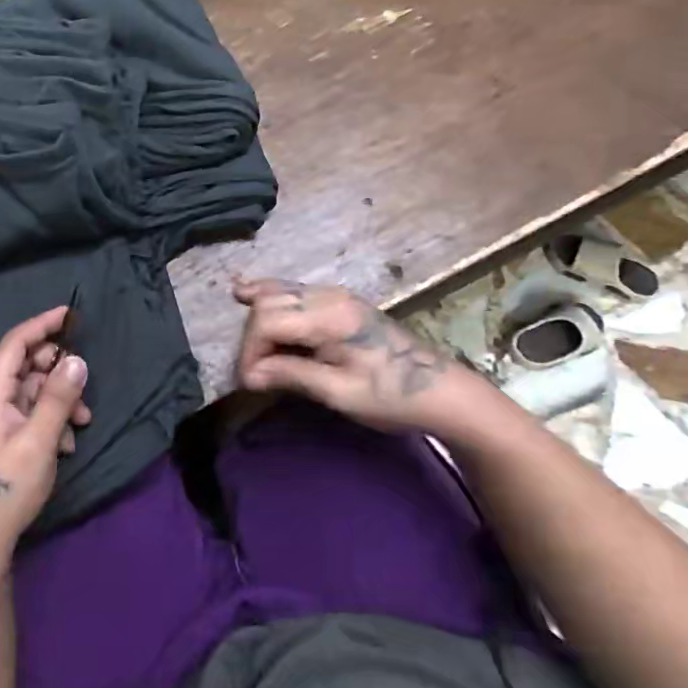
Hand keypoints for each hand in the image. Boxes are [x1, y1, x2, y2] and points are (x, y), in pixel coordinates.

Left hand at [0, 307, 93, 563]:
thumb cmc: (8, 487)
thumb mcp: (40, 441)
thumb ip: (59, 398)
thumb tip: (77, 359)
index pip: (15, 343)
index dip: (42, 324)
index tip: (70, 314)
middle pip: (25, 365)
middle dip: (58, 372)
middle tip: (83, 387)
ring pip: (32, 390)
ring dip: (59, 400)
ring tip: (82, 423)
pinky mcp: (1, 435)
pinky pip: (29, 412)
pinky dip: (51, 419)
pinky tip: (66, 443)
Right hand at [232, 278, 493, 435]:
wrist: (445, 393)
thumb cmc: (392, 397)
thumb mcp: (339, 393)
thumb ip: (290, 375)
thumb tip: (248, 375)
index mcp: (330, 317)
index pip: (268, 322)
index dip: (250, 351)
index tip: (249, 382)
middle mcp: (329, 297)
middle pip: (269, 302)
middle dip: (252, 336)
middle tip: (253, 372)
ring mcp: (335, 296)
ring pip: (279, 291)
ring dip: (257, 315)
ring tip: (242, 338)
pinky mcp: (339, 302)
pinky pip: (293, 291)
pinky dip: (268, 294)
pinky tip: (246, 292)